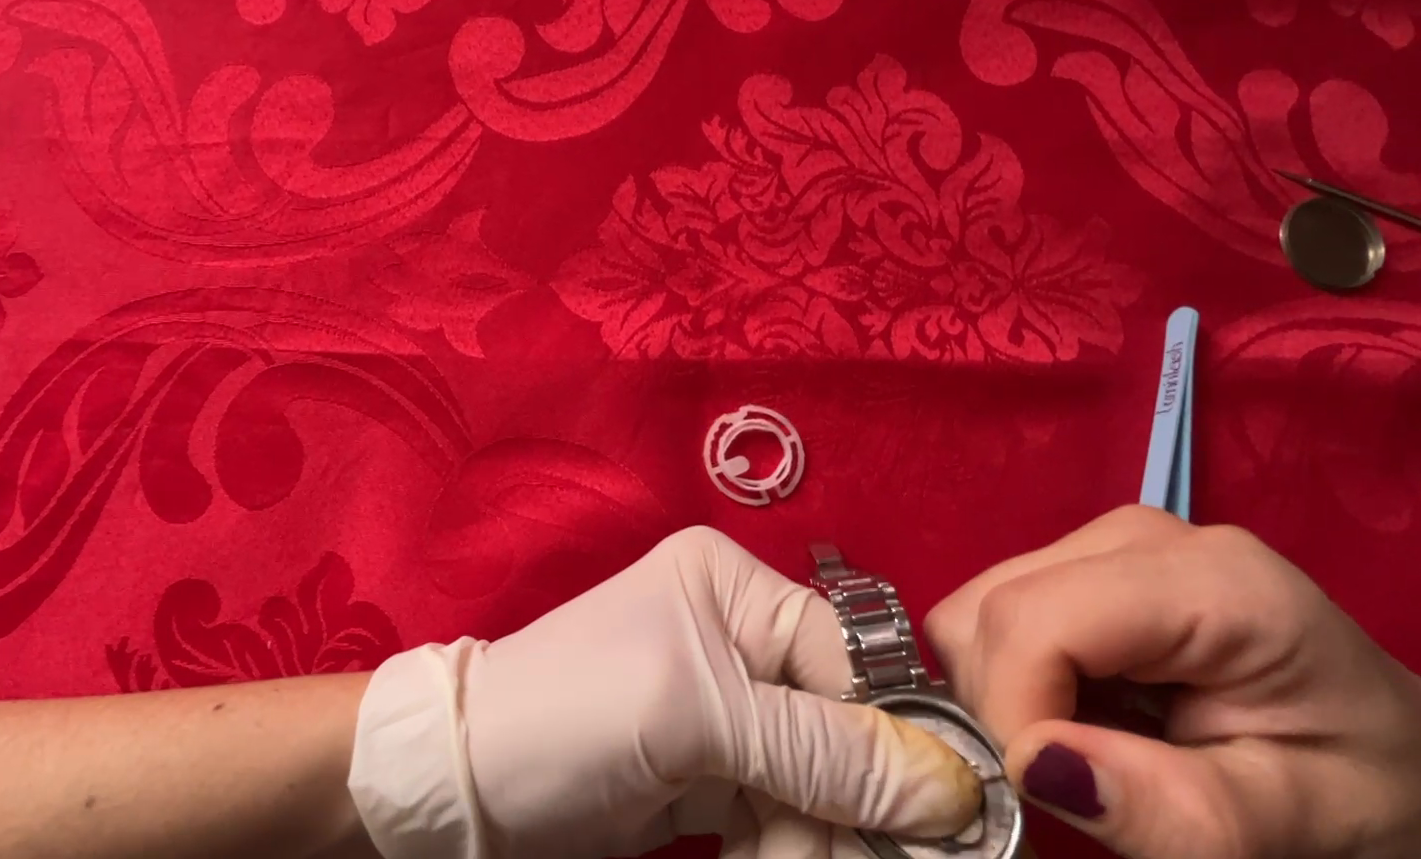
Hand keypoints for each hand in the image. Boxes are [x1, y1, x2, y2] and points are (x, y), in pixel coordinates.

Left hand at [349, 526, 981, 858]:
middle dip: (851, 802)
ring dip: (816, 836)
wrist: (469, 784)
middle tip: (840, 855)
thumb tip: (950, 784)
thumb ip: (820, 750)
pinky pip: (786, 810)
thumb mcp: (695, 717)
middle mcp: (739, 635)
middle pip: (842, 726)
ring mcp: (729, 706)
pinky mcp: (715, 767)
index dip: (893, 734)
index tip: (934, 818)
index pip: (850, 657)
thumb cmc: (572, 714)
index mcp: (733, 588)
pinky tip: (766, 857)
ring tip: (776, 857)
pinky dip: (790, 845)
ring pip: (821, 780)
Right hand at [924, 506, 1420, 858]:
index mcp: (1209, 582)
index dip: (1011, 710)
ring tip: (1086, 743)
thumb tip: (1031, 764)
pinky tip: (1079, 706)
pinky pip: (988, 613)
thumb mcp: (1296, 826)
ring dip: (998, 692)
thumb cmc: (1371, 798)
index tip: (1042, 794)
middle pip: (988, 610)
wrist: (1404, 759)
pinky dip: (1006, 674)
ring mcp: (1098, 540)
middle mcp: (1134, 537)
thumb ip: (1176, 811)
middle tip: (1072, 780)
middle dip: (1000, 707)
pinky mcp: (1074, 559)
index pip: (1034, 621)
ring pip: (972, 609)